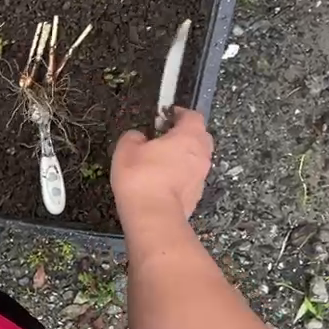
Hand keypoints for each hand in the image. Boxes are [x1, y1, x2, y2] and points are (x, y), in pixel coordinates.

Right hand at [111, 108, 212, 227]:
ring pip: (196, 158)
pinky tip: (163, 181)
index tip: (167, 115)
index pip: (192, 116)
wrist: (153, 214)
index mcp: (188, 136)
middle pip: (200, 136)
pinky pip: (191, 177)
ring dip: (184, 156)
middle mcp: (201, 154)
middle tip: (166, 137)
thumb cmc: (141, 176)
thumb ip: (133, 137)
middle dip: (186, 134)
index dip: (180, 113)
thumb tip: (139, 137)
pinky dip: (181, 175)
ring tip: (162, 161)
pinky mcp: (197, 194)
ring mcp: (201, 175)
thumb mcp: (126, 150)